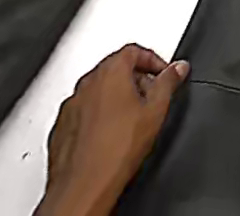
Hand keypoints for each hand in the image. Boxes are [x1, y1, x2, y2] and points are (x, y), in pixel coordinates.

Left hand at [34, 45, 188, 215]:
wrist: (83, 188)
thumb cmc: (115, 151)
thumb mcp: (155, 111)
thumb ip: (169, 82)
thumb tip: (178, 68)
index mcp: (111, 71)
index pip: (135, 51)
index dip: (153, 61)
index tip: (162, 74)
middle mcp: (88, 82)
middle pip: (116, 68)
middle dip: (136, 79)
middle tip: (150, 97)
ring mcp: (71, 104)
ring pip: (98, 90)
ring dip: (115, 98)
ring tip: (130, 121)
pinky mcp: (61, 126)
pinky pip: (83, 111)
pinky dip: (96, 117)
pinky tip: (108, 136)